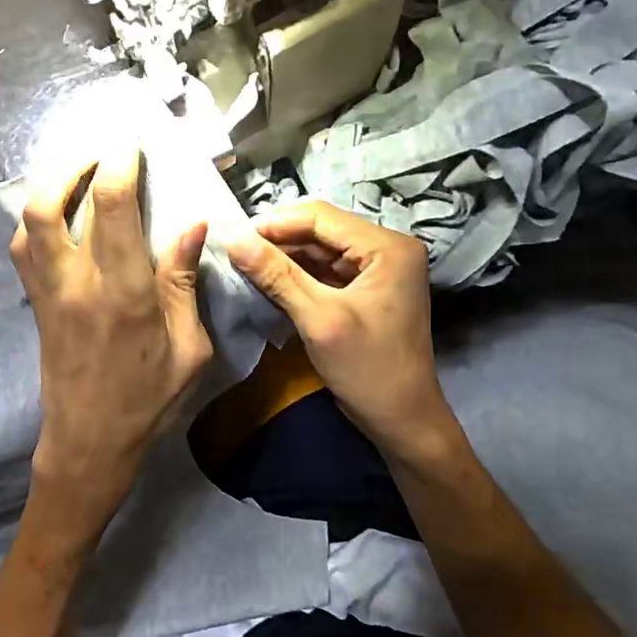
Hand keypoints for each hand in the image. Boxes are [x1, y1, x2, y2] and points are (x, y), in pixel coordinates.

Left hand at [12, 146, 213, 530]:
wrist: (87, 444)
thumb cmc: (147, 402)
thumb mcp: (188, 350)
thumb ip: (185, 286)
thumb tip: (192, 228)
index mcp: (122, 293)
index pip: (111, 208)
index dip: (119, 166)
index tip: (132, 150)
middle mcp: (76, 283)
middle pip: (54, 204)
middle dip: (76, 164)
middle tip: (101, 153)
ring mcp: (47, 293)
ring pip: (28, 222)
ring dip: (49, 187)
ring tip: (76, 174)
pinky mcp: (35, 305)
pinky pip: (22, 249)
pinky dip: (35, 221)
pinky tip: (57, 217)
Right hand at [227, 201, 447, 447]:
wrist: (402, 419)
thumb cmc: (367, 369)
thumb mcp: (318, 319)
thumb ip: (276, 275)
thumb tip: (234, 240)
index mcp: (387, 247)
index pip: (322, 217)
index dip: (276, 223)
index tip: (235, 237)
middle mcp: (388, 248)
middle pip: (322, 230)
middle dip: (279, 239)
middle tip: (236, 251)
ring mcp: (379, 269)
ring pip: (321, 250)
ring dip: (286, 256)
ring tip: (246, 264)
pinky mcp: (368, 289)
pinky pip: (327, 271)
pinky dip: (299, 274)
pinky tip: (269, 280)